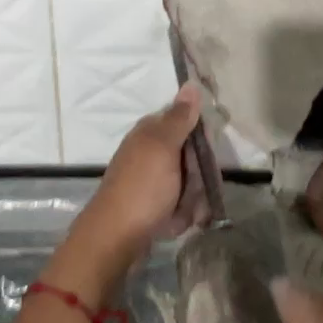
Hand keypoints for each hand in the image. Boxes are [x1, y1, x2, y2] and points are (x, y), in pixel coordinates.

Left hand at [46, 83, 203, 296]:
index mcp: (150, 132)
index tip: (207, 158)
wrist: (115, 238)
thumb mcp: (163, 147)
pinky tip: (172, 225)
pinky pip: (178, 206)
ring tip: (180, 213)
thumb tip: (190, 83)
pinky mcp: (152, 205)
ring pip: (189, 185)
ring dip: (191, 201)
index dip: (201, 142)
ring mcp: (150, 180)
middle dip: (198, 178)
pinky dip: (179, 216)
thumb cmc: (142, 188)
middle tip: (192, 191)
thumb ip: (179, 118)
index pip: (188, 124)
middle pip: (192, 158)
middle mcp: (149, 152)